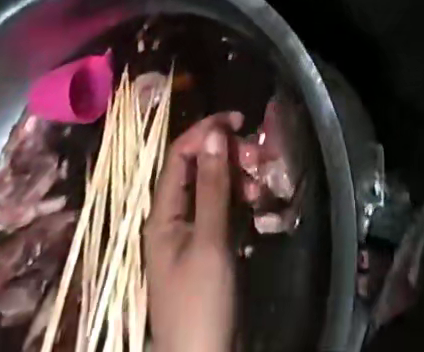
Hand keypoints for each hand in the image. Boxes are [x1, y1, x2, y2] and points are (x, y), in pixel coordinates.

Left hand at [146, 113, 242, 351]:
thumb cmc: (201, 304)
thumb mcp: (209, 242)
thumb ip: (212, 187)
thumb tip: (213, 133)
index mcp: (162, 213)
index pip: (178, 155)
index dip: (205, 131)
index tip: (238, 120)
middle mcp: (172, 219)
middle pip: (195, 170)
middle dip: (225, 154)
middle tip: (258, 153)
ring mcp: (189, 238)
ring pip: (211, 191)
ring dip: (234, 177)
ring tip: (261, 178)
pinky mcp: (207, 255)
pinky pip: (220, 215)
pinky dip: (238, 203)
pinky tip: (258, 202)